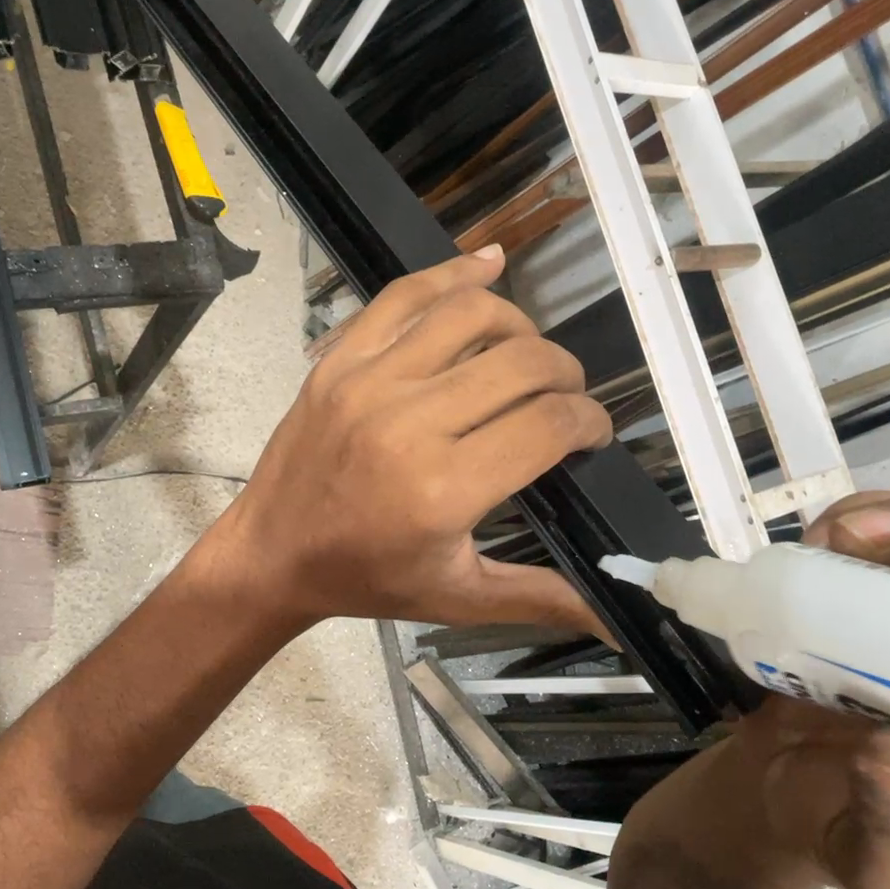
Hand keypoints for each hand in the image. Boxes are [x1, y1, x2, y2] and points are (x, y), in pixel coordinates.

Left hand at [197, 248, 612, 632]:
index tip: (590, 433)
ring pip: (471, 315)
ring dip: (519, 326)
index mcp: (444, 489)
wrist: (272, 553)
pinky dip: (453, 274)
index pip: (549, 424)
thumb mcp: (455, 597)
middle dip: (565, 375)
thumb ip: (539, 598)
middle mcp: (409, 423)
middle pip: (523, 362)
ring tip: (526, 356)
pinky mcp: (339, 360)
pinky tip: (489, 268)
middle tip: (564, 399)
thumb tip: (617, 620)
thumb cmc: (366, 580)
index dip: (588, 422)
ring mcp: (368, 382)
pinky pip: (405, 296)